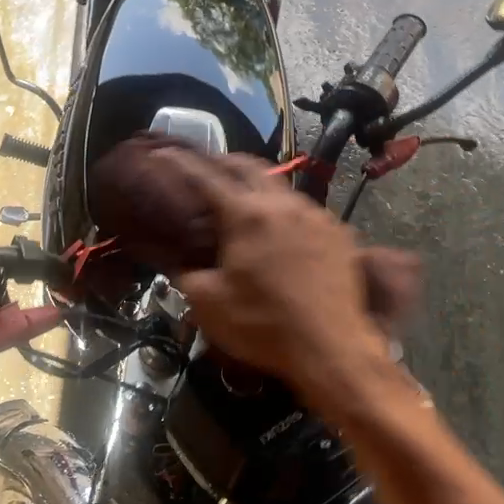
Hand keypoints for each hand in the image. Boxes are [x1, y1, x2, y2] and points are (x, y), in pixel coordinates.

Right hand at [151, 150, 419, 395]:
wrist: (332, 351)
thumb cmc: (264, 326)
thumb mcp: (207, 303)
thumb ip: (187, 273)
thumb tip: (180, 261)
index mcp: (245, 215)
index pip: (205, 177)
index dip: (181, 161)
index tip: (164, 152)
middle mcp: (282, 205)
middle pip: (248, 166)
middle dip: (223, 161)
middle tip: (207, 164)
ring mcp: (315, 216)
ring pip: (281, 186)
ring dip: (257, 185)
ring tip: (244, 197)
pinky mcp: (339, 234)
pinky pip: (306, 210)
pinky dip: (284, 210)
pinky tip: (281, 228)